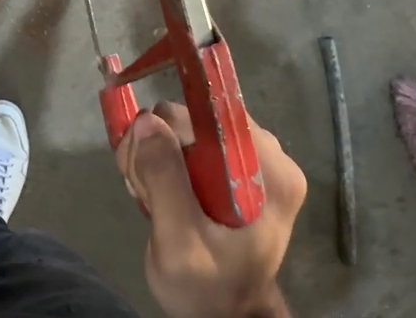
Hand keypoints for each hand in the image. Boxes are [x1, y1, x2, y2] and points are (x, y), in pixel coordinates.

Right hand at [117, 103, 306, 317]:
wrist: (223, 315)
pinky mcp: (234, 163)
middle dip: (159, 145)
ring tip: (151, 195)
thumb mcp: (180, 242)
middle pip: (197, 117)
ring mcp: (252, 157)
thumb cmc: (208, 288)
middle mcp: (268, 155)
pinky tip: (159, 190)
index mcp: (272, 173)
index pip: (212, 116)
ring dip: (157, 154)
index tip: (146, 162)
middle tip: (143, 186)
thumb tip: (147, 120)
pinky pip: (188, 138)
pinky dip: (165, 159)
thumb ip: (164, 180)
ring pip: (186, 125)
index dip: (171, 131)